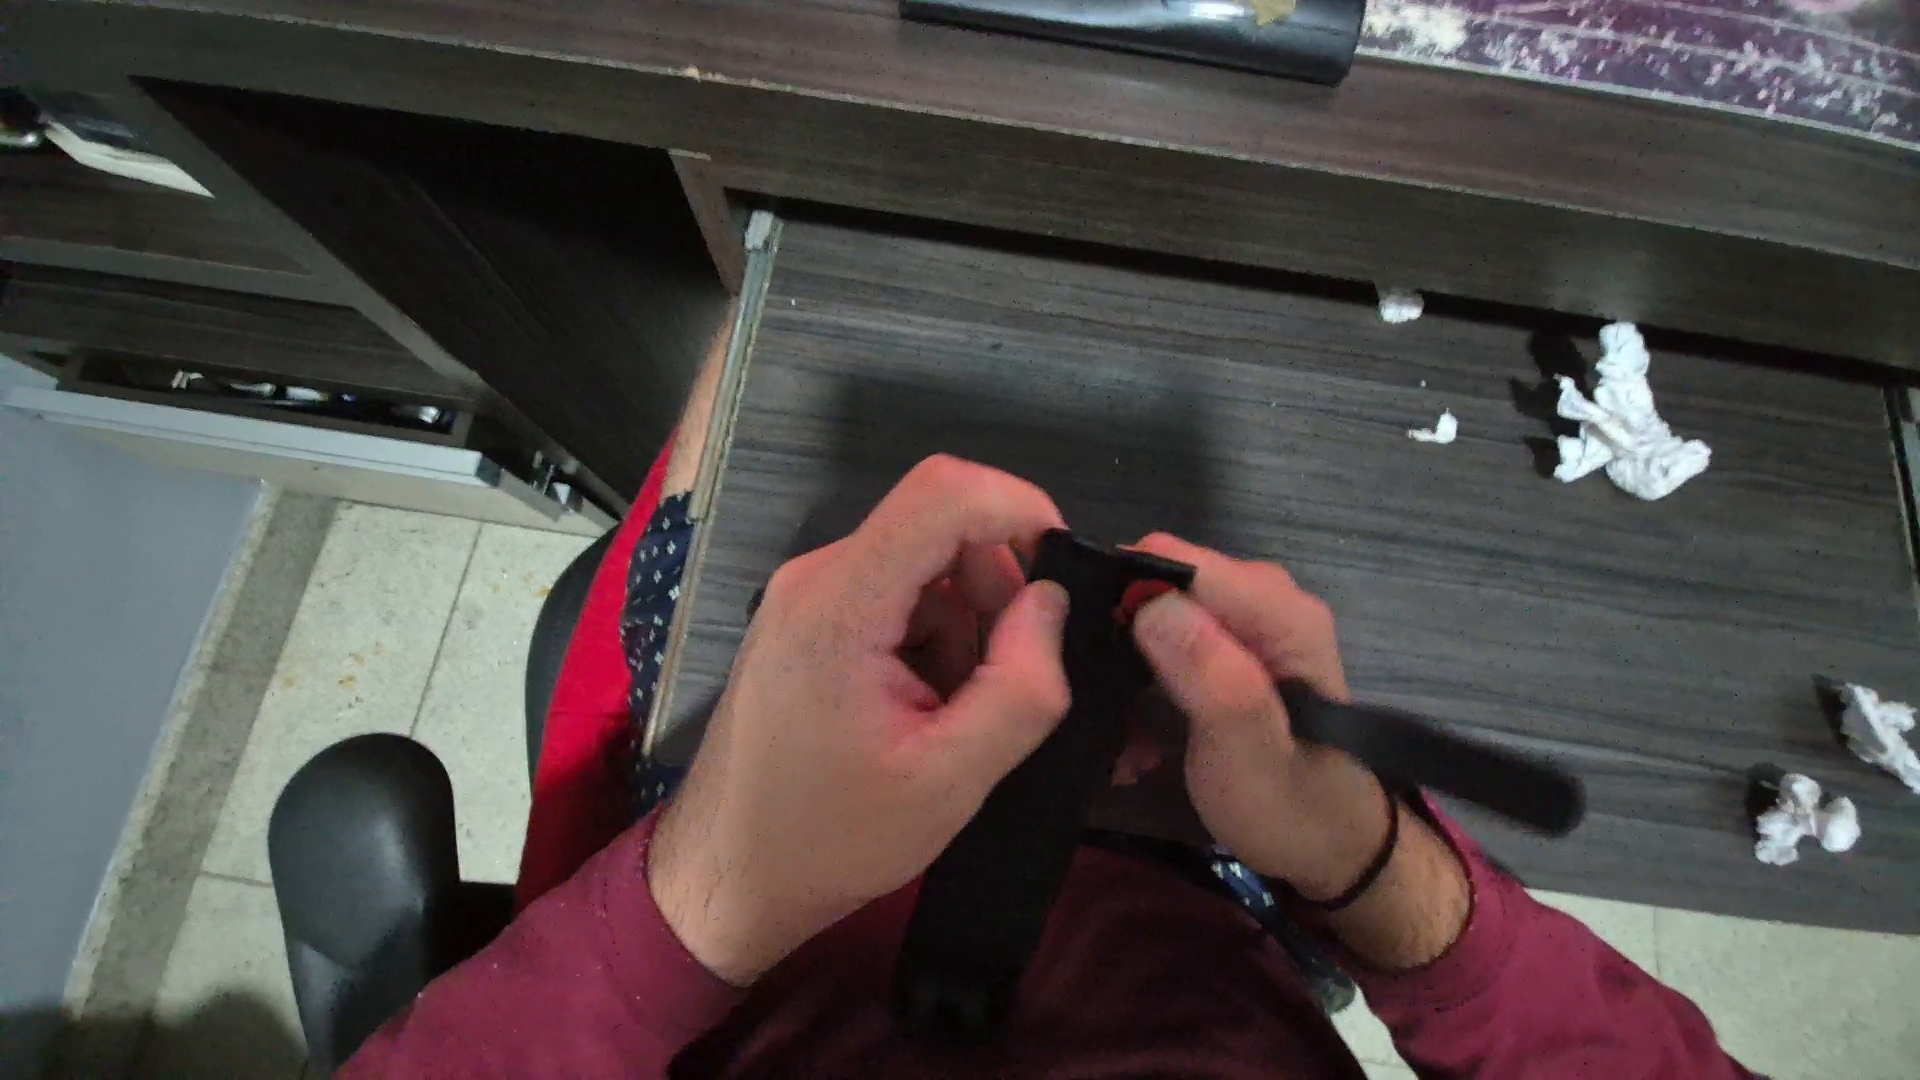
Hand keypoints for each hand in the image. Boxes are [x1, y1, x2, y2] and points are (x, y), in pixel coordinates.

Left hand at [649, 456, 1072, 984]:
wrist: (728, 871)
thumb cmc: (832, 837)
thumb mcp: (949, 781)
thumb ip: (1018, 688)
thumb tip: (1052, 600)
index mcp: (843, 602)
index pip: (942, 492)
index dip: (1017, 505)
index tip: (1063, 568)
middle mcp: (819, 575)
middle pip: (939, 527)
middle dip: (996, 587)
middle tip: (1007, 674)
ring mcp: (809, 592)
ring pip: (926, 565)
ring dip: (965, 623)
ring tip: (952, 710)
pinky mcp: (811, 616)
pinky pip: (898, 594)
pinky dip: (932, 636)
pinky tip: (918, 705)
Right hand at [1127, 534, 1388, 900]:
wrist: (1329, 845)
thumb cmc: (1291, 808)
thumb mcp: (1250, 755)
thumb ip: (1214, 680)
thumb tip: (1151, 605)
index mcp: (1277, 611)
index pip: (1175, 560)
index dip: (1121, 592)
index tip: (1081, 647)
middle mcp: (1264, 596)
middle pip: (1161, 577)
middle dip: (1117, 627)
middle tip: (1092, 694)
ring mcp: (1246, 617)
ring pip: (1155, 604)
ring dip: (1123, 654)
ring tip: (1112, 714)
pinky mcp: (1230, 640)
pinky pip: (1164, 628)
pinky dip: (1139, 667)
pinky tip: (1133, 717)